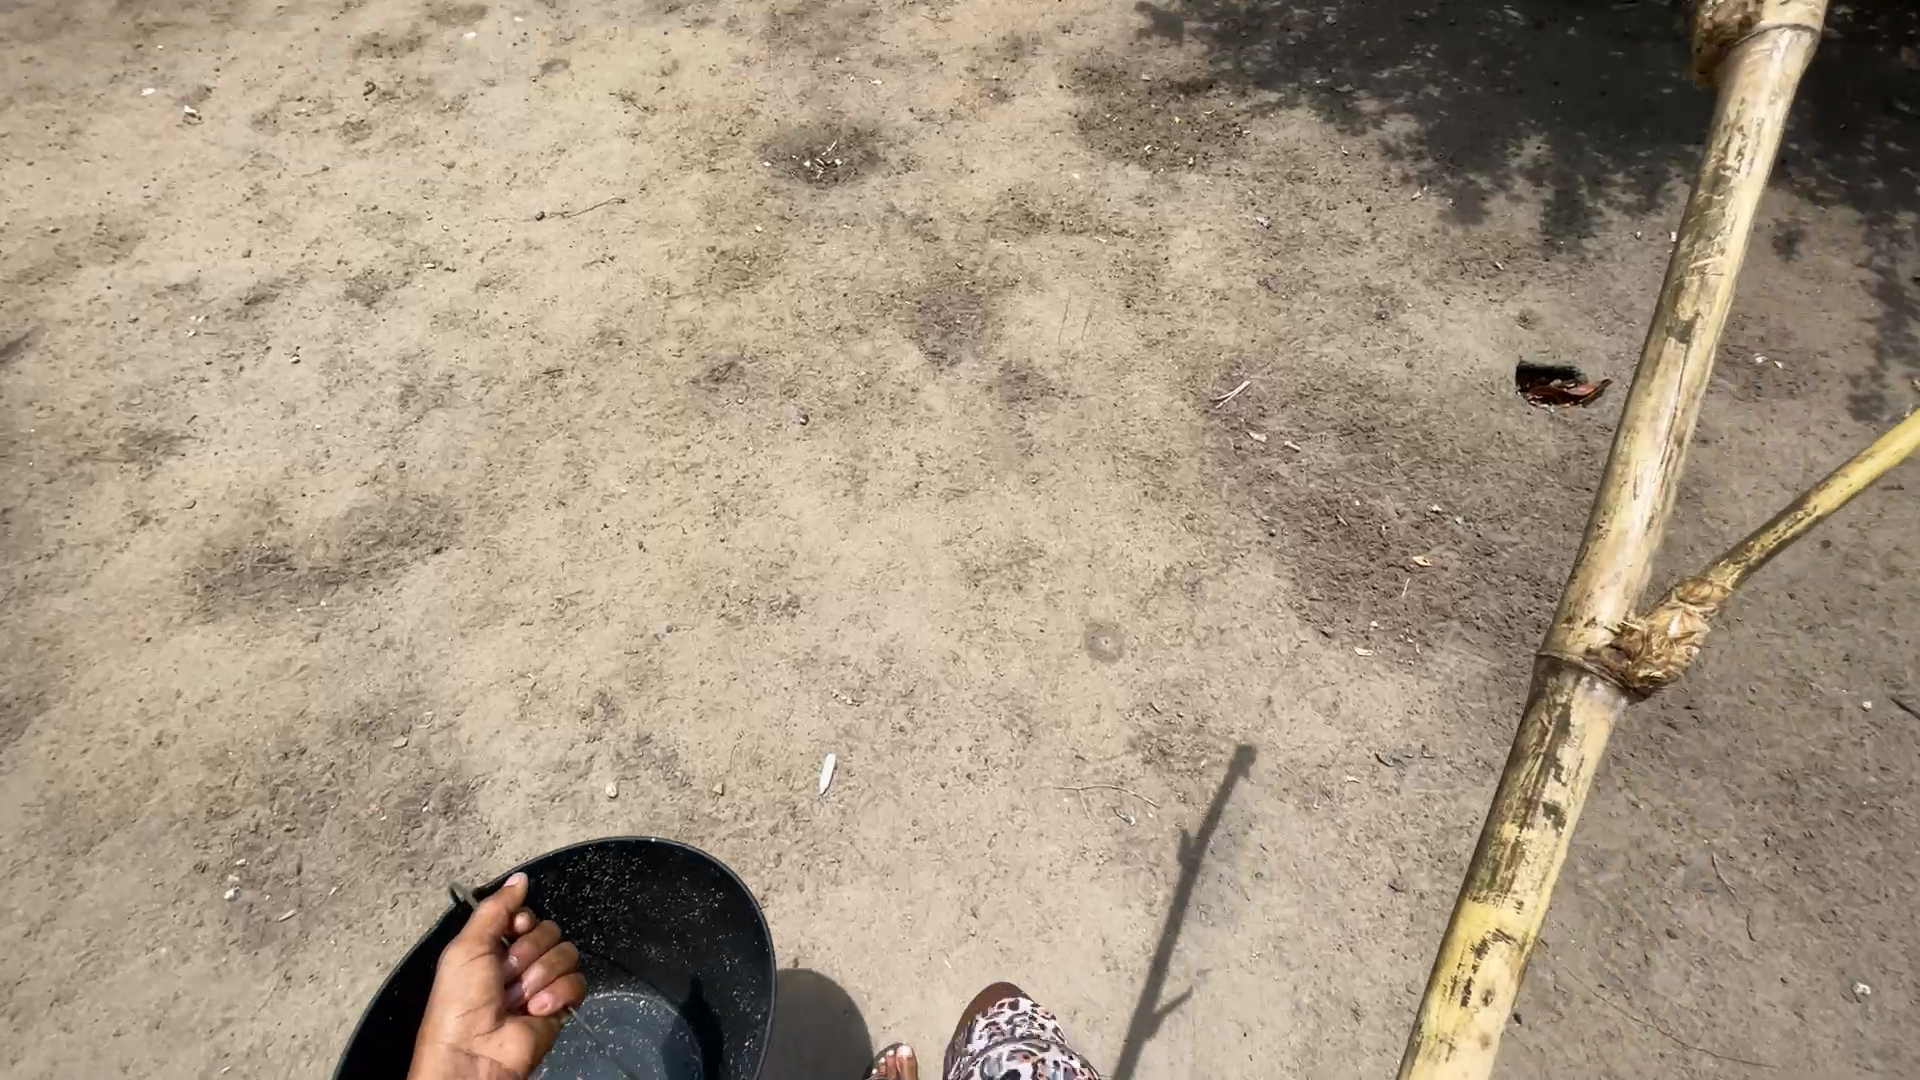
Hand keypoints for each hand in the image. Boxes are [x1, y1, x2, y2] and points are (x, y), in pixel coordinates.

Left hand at [408, 872, 588, 1079]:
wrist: (473, 1056)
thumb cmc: (460, 1004)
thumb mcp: (465, 950)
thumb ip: (495, 910)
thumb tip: (521, 877)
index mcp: (497, 949)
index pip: (529, 917)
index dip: (525, 922)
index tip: (514, 933)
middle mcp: (522, 964)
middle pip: (550, 932)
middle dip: (529, 955)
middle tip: (506, 978)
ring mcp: (544, 985)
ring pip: (566, 954)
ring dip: (540, 977)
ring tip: (518, 1001)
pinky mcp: (561, 1005)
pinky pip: (577, 981)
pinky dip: (557, 994)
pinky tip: (537, 1010)